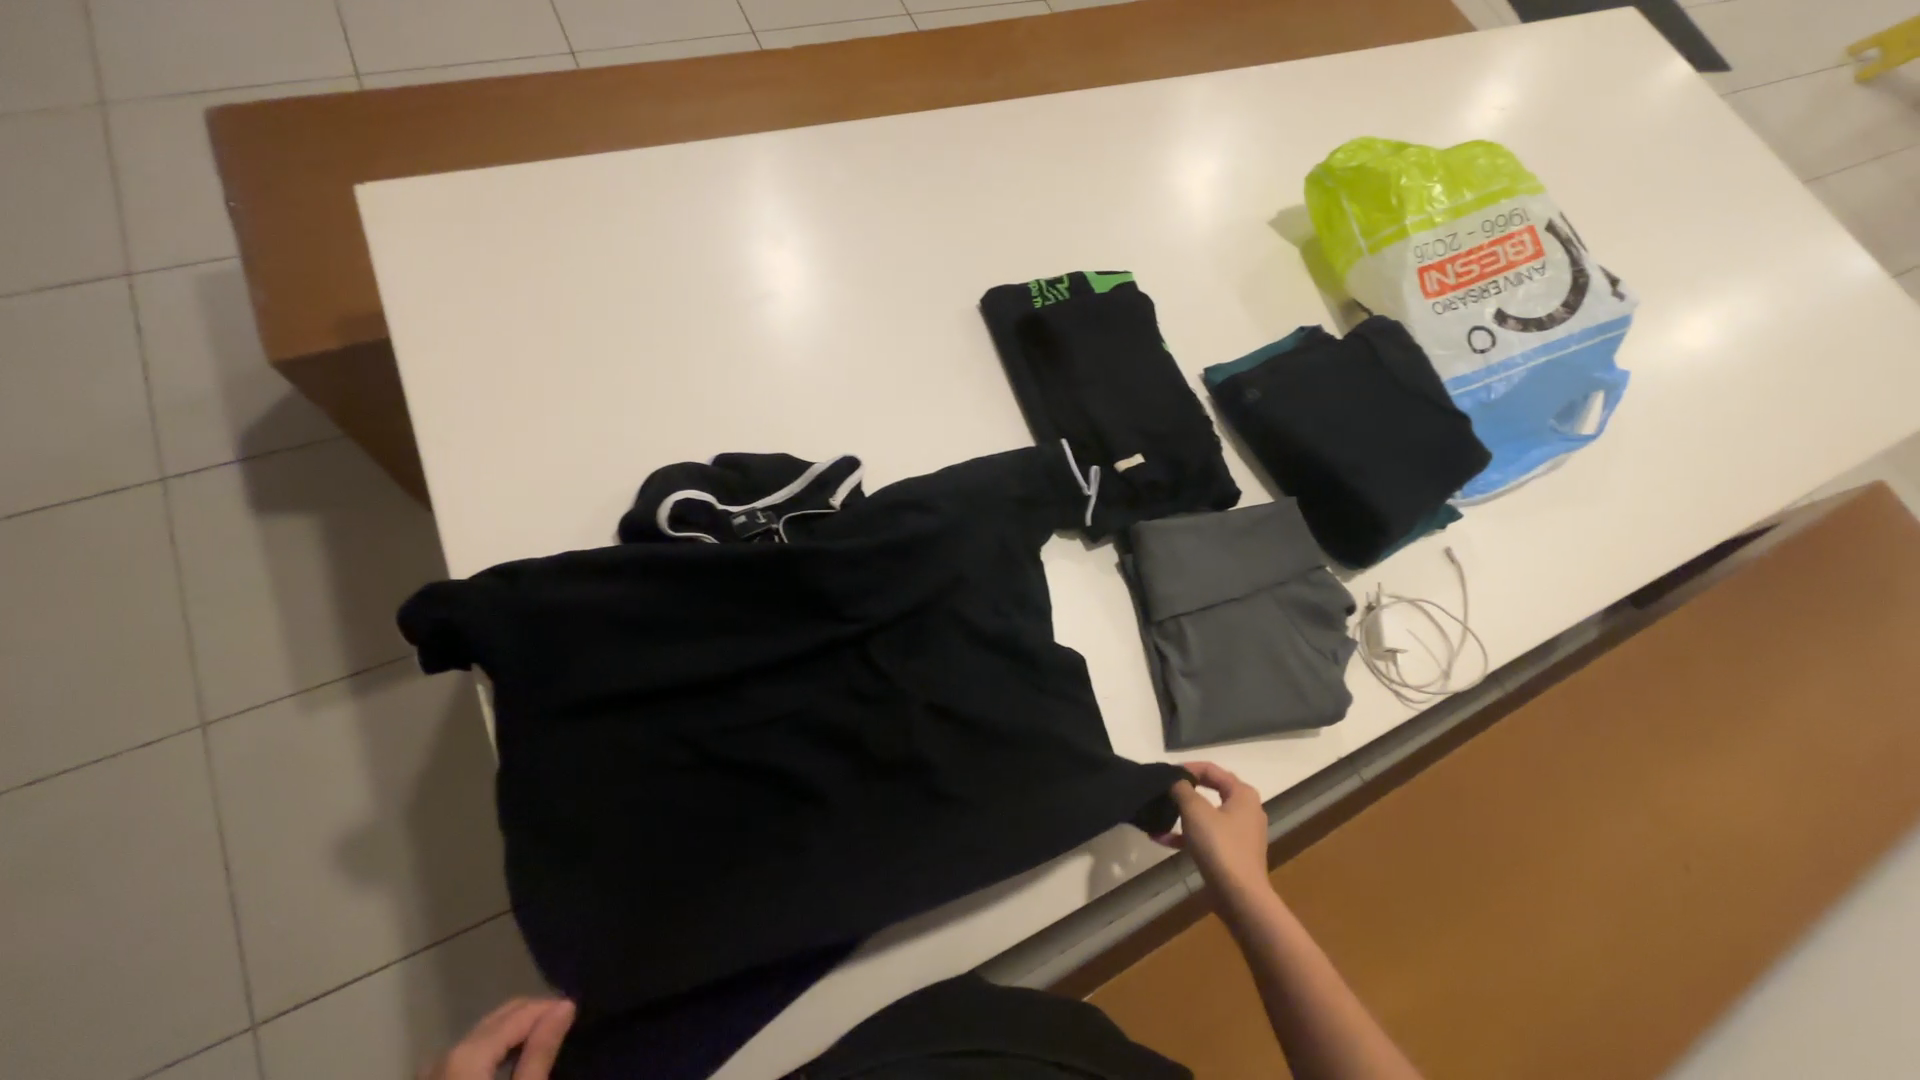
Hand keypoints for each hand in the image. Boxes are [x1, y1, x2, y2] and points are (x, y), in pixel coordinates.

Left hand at [420, 997, 575, 1079]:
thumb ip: (540, 1052)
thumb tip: (565, 1006)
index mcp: (468, 1051)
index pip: (521, 1011)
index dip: (553, 1007)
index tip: (579, 1015)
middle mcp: (447, 1050)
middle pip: (501, 1016)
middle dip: (534, 1016)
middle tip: (565, 1029)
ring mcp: (433, 1068)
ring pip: (485, 1033)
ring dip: (516, 1032)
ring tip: (544, 1044)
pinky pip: (470, 1052)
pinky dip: (495, 1050)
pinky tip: (513, 1063)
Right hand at [1160, 761, 1270, 900]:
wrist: (1239, 895)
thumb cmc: (1220, 846)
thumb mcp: (1195, 812)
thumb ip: (1183, 790)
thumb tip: (1176, 781)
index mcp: (1242, 794)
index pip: (1212, 769)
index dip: (1187, 768)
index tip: (1165, 773)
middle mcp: (1246, 809)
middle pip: (1211, 790)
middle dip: (1185, 791)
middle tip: (1163, 790)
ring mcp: (1240, 833)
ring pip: (1207, 815)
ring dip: (1182, 814)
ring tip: (1159, 813)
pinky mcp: (1232, 853)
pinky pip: (1206, 836)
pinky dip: (1186, 835)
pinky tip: (1161, 839)